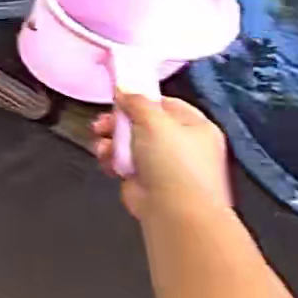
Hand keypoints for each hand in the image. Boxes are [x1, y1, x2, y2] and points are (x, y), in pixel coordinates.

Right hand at [93, 92, 231, 221]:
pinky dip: (111, 158)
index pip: (165, 103)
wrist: (174, 209)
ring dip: (110, 140)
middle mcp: (181, 143)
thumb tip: (123, 88)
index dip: (140, 99)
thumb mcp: (153, 121)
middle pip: (141, 122)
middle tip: (102, 124)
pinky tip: (106, 160)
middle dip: (117, 122)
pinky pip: (121, 160)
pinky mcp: (144, 178)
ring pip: (127, 141)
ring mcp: (162, 162)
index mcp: (195, 126)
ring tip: (102, 145)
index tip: (117, 98)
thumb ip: (136, 100)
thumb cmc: (171, 160)